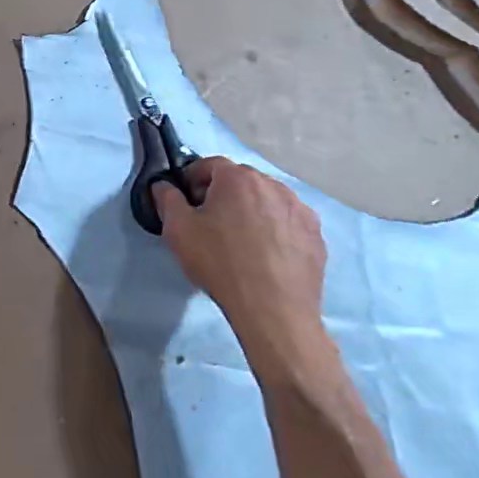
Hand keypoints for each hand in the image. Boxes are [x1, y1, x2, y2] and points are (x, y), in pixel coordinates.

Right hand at [155, 158, 326, 365]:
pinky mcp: (315, 234)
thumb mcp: (179, 231)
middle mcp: (272, 184)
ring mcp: (299, 208)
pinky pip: (289, 222)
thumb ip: (167, 200)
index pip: (210, 165)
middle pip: (241, 181)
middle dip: (224, 194)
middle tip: (212, 223)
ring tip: (242, 241)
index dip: (193, 180)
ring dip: (253, 211)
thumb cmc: (221, 264)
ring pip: (267, 200)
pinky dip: (277, 230)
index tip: (187, 202)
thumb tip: (163, 185)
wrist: (274, 312)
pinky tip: (268, 255)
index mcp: (238, 178)